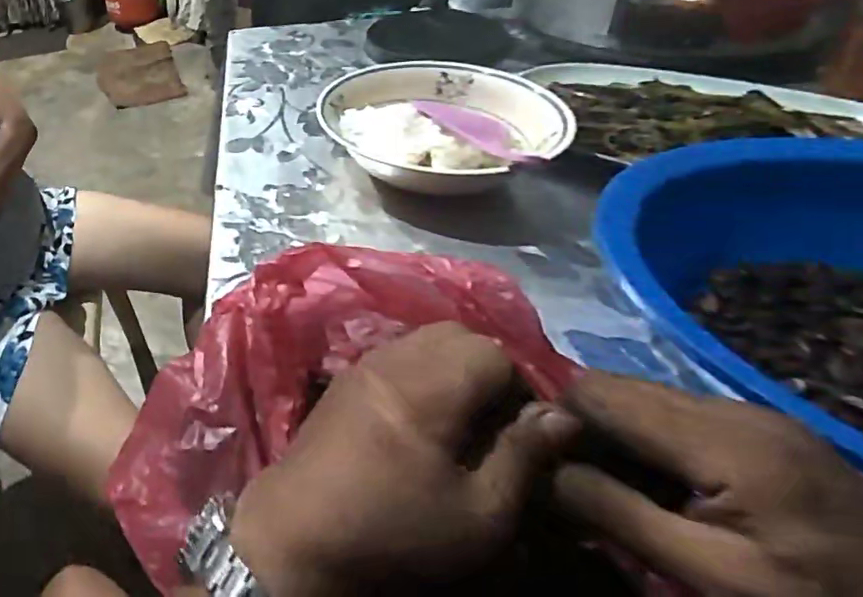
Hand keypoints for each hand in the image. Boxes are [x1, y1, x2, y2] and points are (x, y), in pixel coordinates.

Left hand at [229, 323, 580, 595]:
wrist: (301, 528)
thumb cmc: (397, 528)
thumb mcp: (480, 513)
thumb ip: (521, 455)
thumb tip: (561, 415)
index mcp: (424, 385)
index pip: (491, 350)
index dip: (523, 385)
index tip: (530, 431)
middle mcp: (389, 358)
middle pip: (455, 334)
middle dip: (490, 368)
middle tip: (501, 423)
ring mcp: (361, 363)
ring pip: (422, 339)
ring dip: (455, 367)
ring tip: (466, 423)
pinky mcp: (345, 377)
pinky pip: (395, 352)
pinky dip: (423, 370)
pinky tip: (426, 418)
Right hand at [552, 373, 862, 596]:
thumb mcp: (715, 577)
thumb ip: (617, 511)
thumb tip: (536, 463)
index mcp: (723, 438)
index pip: (594, 391)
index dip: (554, 417)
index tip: (540, 459)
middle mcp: (735, 408)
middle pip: (617, 386)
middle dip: (581, 423)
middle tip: (572, 475)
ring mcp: (760, 417)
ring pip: (644, 396)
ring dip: (616, 431)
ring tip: (614, 482)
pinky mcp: (774, 434)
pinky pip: (682, 414)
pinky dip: (653, 438)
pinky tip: (662, 482)